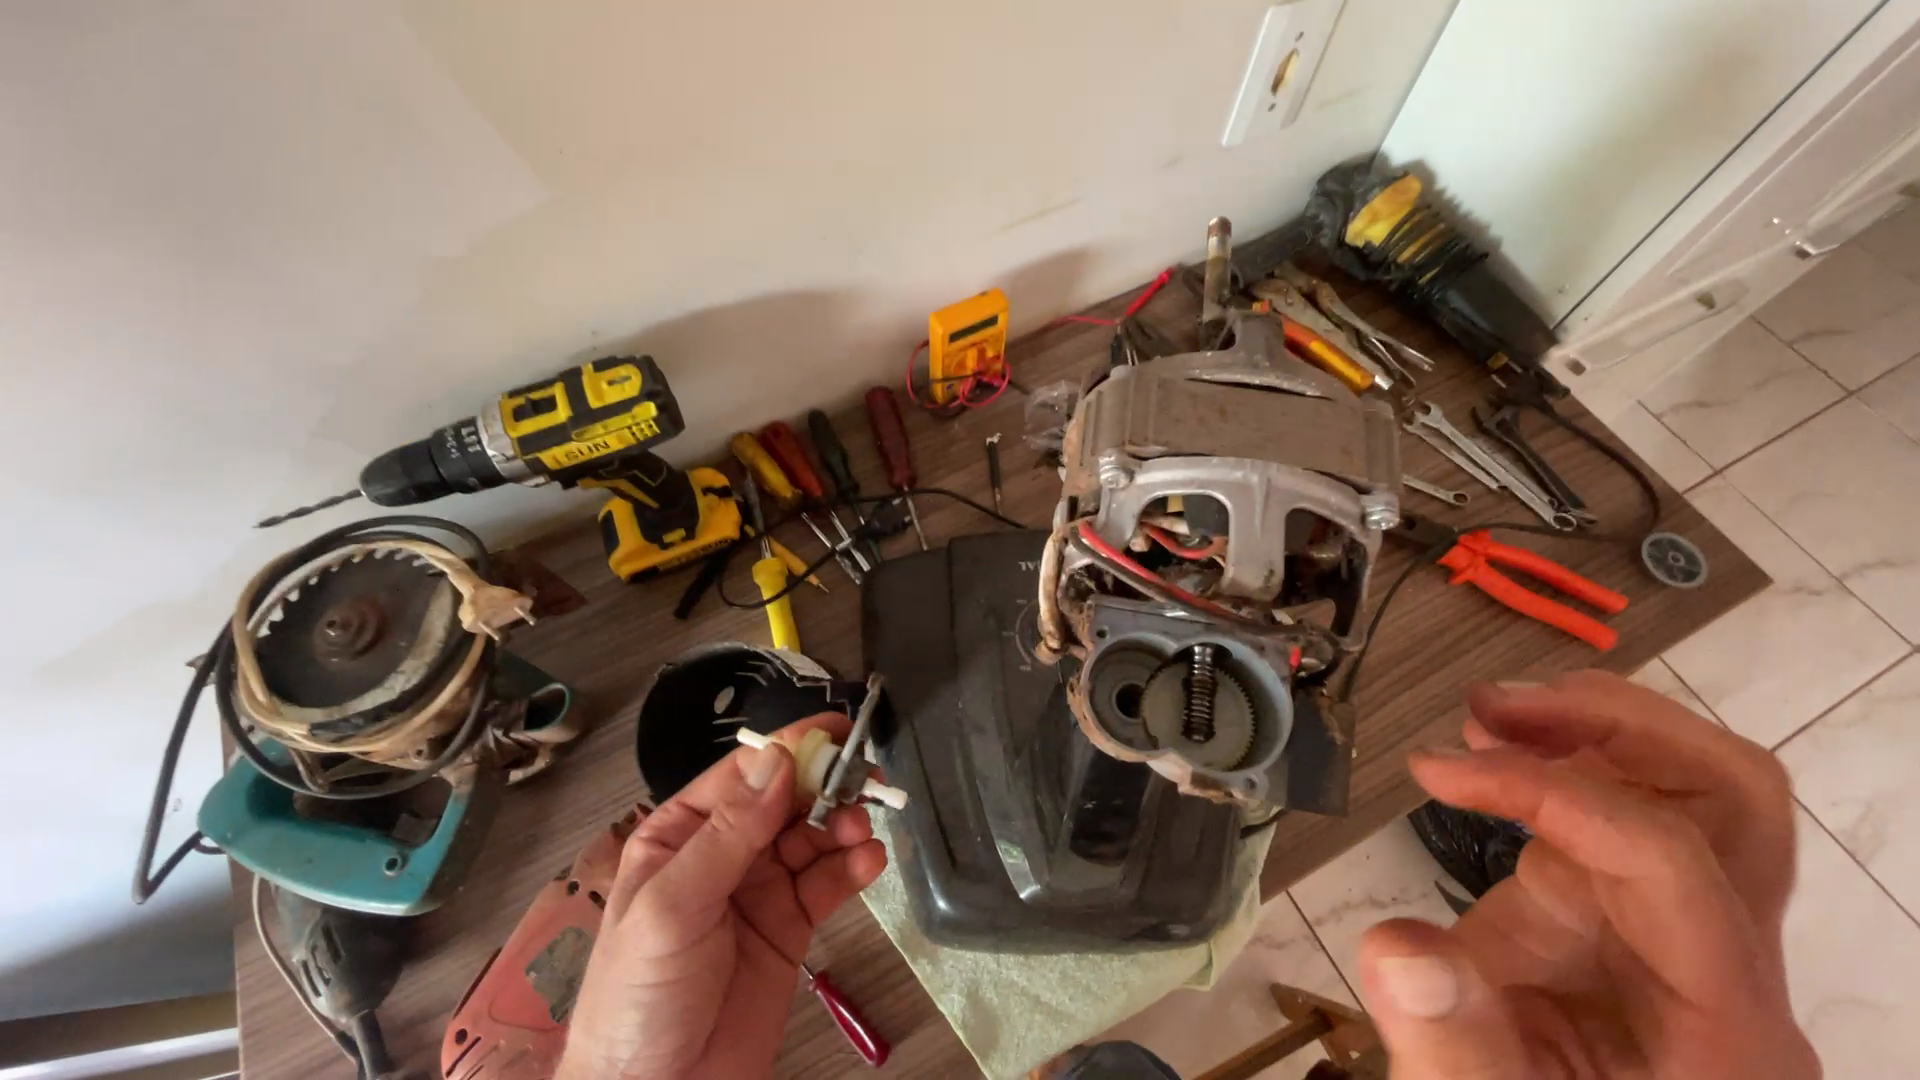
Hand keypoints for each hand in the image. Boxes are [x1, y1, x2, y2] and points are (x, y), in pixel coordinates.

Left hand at [558, 714, 888, 1079]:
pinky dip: (853, 868)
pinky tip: (869, 864)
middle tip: (868, 784)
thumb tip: (778, 758)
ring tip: (864, 834)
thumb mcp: (673, 907)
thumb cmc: (640, 995)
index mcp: (683, 833)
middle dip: (827, 788)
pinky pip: (827, 883)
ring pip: (814, 837)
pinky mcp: (791, 925)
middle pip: (788, 800)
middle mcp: (726, 851)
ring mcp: (761, 888)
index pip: (745, 775)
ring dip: (844, 827)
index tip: (838, 734)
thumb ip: (729, 833)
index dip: (791, 750)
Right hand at [1359, 671, 1818, 1079]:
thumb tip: (1396, 946)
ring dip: (1596, 725)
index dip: (1545, 790)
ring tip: (1488, 713)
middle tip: (1492, 707)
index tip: (1428, 770)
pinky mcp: (1629, 910)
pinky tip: (1498, 751)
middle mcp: (1730, 959)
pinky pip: (1635, 808)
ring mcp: (1684, 927)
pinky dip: (1573, 756)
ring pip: (1700, 785)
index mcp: (1720, 1020)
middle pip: (1732, 797)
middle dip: (1612, 726)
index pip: (1667, 856)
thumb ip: (1450, 1042)